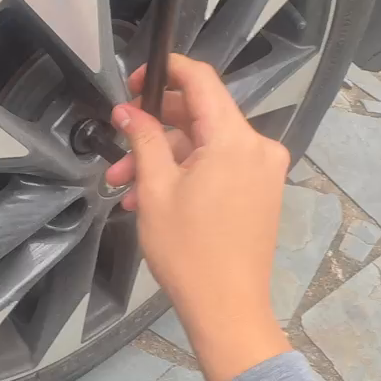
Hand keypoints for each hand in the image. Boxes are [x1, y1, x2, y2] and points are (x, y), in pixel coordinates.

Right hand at [104, 55, 292, 380]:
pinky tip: (153, 198)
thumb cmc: (187, 250)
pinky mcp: (261, 192)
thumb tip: (128, 110)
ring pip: (205, 145)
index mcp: (234, 139)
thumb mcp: (155, 189)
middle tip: (117, 148)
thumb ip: (144, 139)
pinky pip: (219, 167)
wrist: (227, 308)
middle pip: (201, 115)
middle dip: (155, 129)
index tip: (132, 83)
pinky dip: (187, 174)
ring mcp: (263, 171)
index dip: (164, 71)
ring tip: (125, 188)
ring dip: (164, 159)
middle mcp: (258, 146)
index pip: (201, 79)